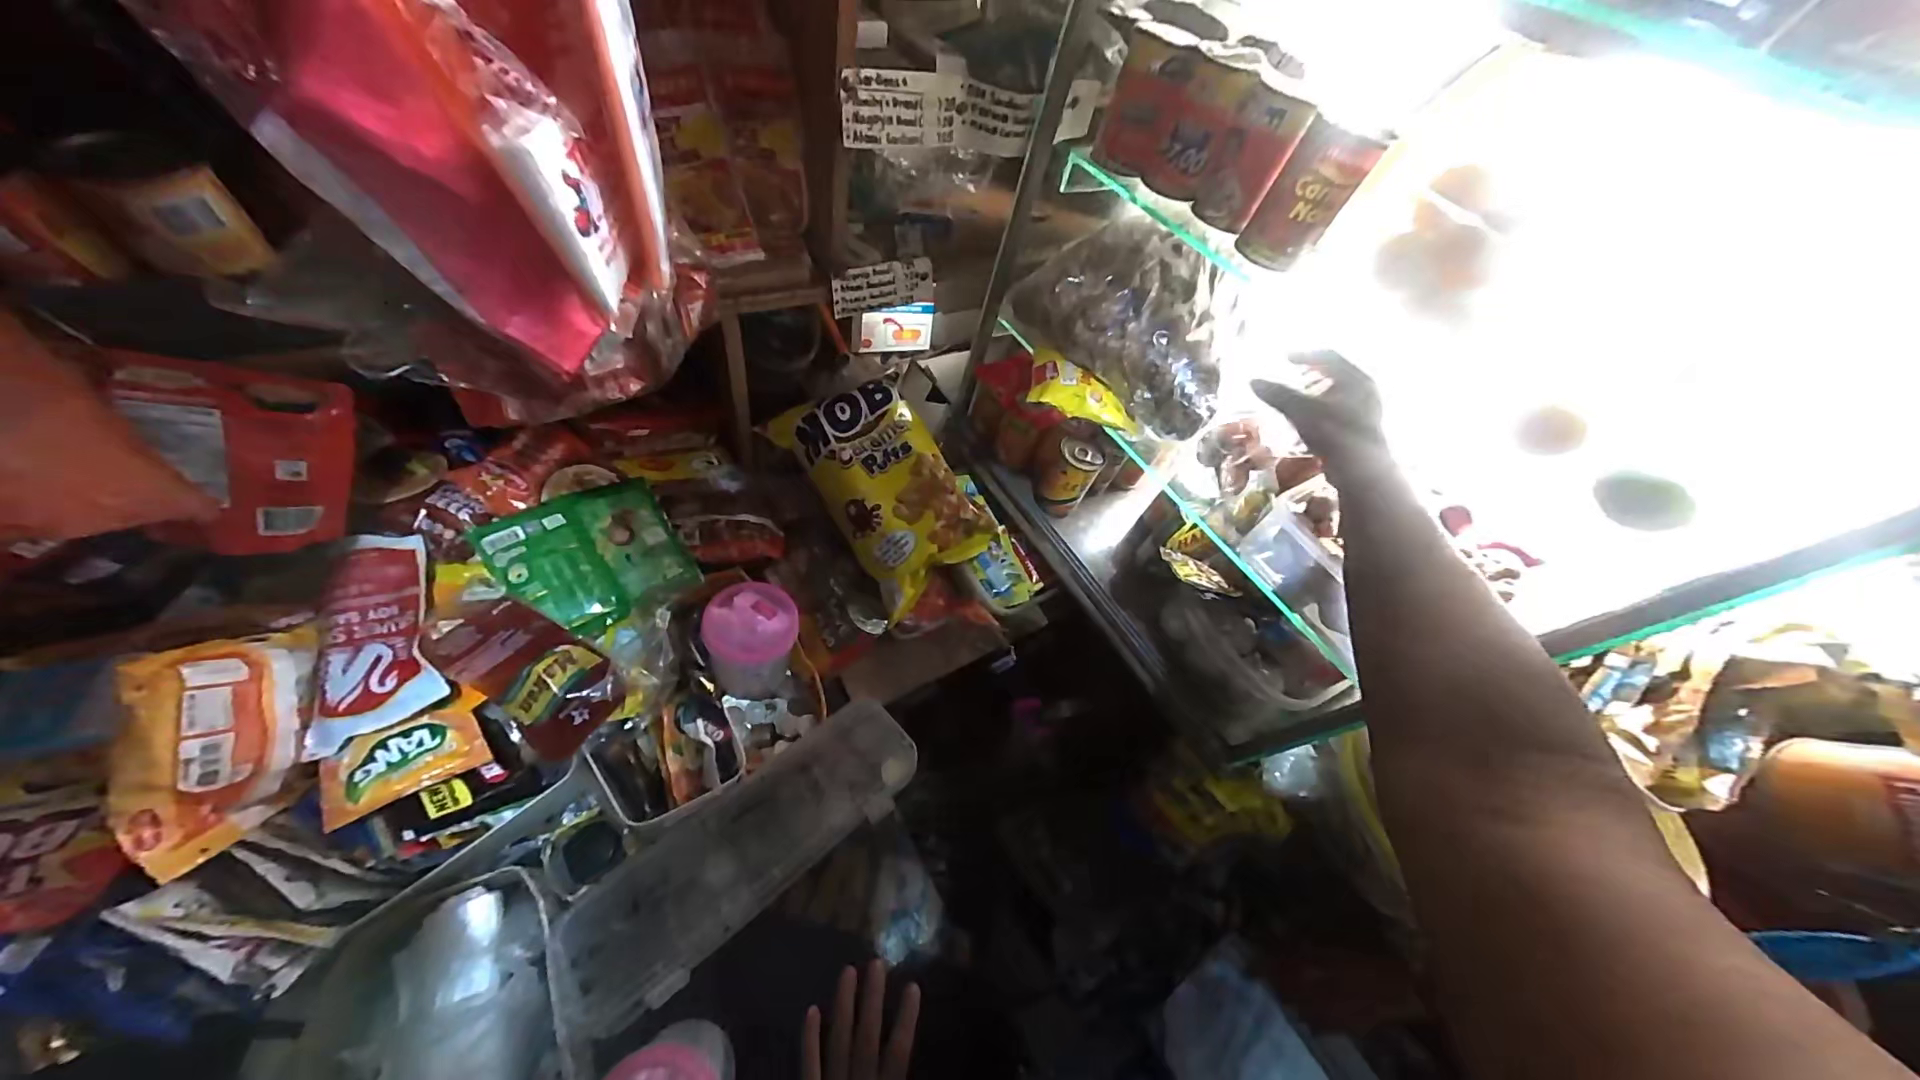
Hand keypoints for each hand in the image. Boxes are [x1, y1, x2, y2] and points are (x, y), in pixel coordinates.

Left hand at [803, 960, 920, 1079]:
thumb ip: (899, 1074)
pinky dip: (809, 1038)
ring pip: (838, 1040)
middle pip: (867, 1036)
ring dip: (844, 1005)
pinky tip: (811, 1008)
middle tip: (877, 961)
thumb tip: (933, 1071)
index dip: (906, 1019)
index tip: (913, 985)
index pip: (899, 1051)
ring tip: (848, 969)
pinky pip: (809, 1064)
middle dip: (872, 999)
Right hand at [1251, 350, 1388, 488]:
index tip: (1284, 358)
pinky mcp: (1361, 428)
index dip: (1304, 355)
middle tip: (1292, 375)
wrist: (1359, 470)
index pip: (1329, 356)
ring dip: (1316, 391)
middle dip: (1311, 373)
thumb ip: (1278, 394)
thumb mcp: (1300, 411)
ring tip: (1296, 398)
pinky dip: (1321, 408)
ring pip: (1338, 392)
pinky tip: (1307, 420)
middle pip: (1336, 372)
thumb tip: (1253, 380)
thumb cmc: (1333, 433)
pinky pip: (1339, 409)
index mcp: (1355, 378)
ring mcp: (1366, 410)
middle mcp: (1365, 390)